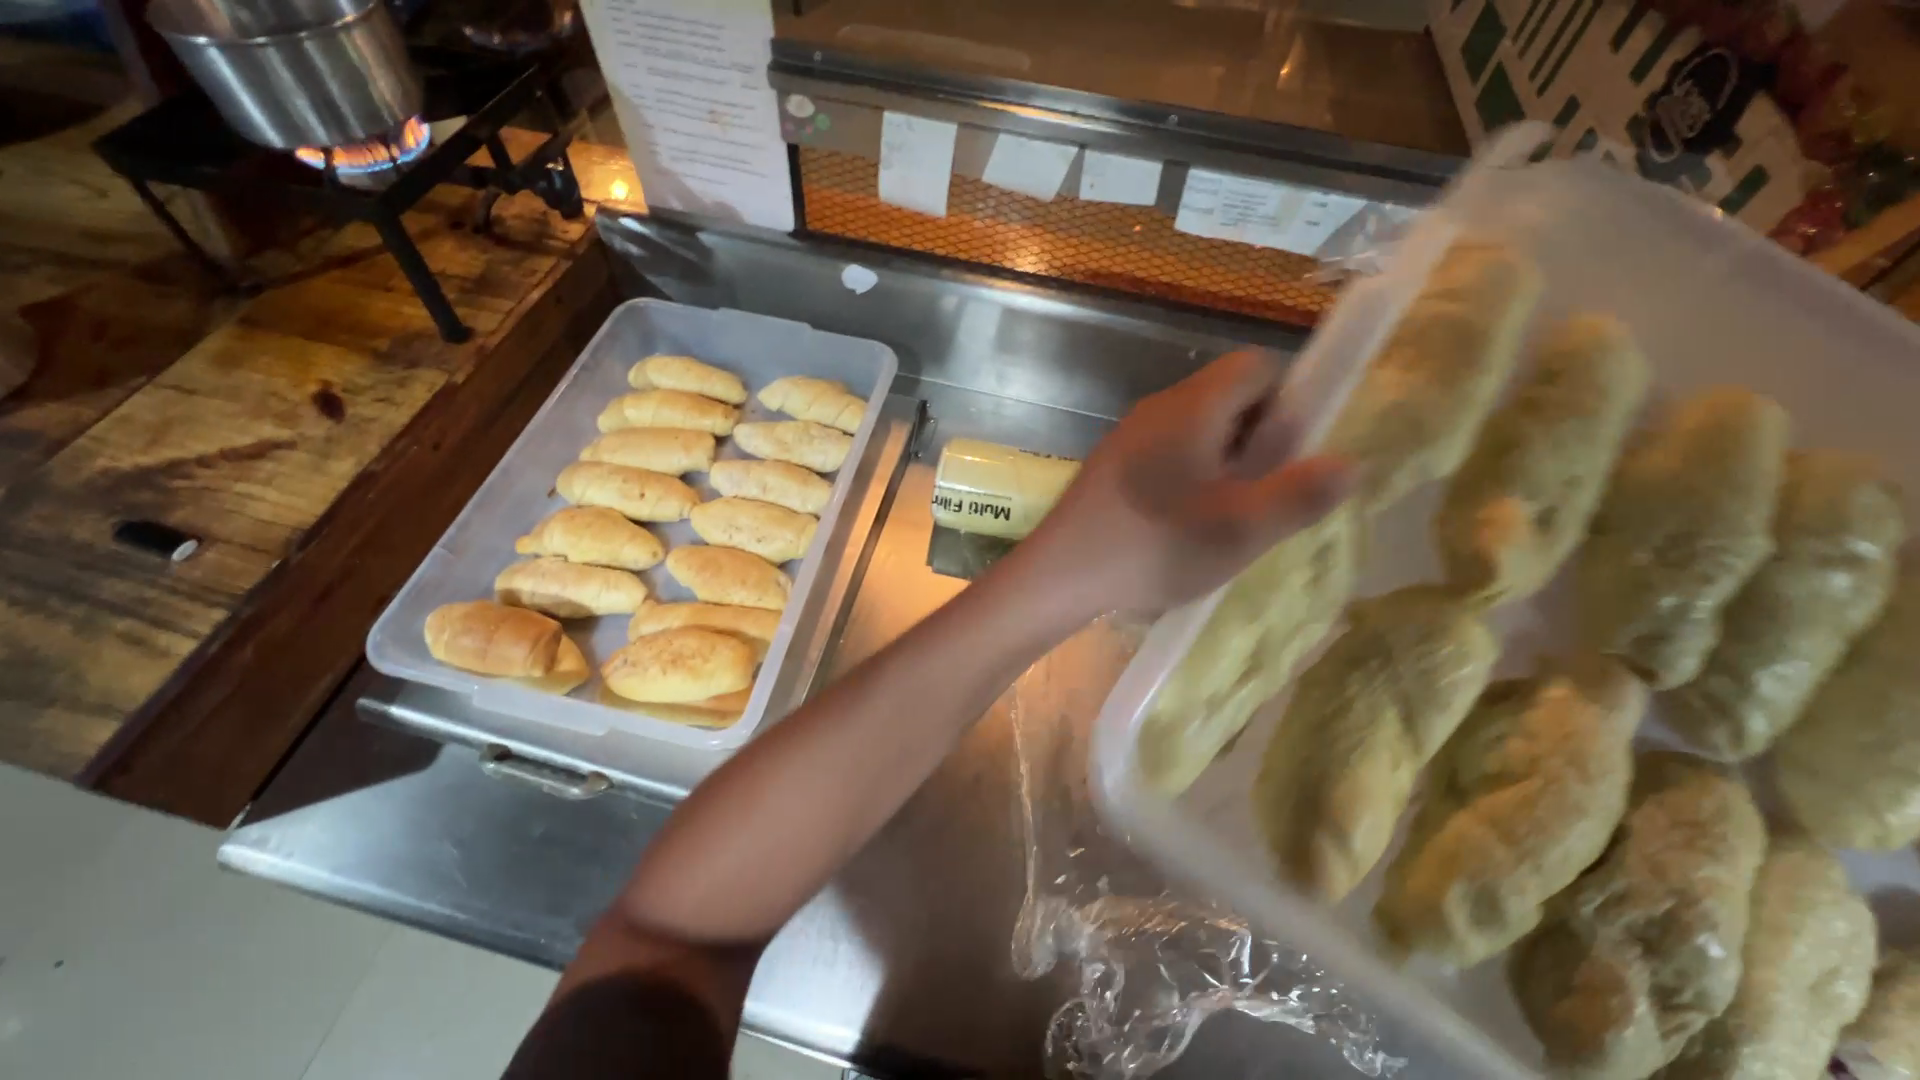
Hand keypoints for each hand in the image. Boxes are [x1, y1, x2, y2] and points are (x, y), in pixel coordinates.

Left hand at [1011, 348, 1350, 619]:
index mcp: (1193, 407)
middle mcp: (1160, 407)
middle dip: (1262, 438)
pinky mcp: (1113, 465)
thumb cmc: (1151, 548)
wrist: (1057, 576)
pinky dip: (1194, 477)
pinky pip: (1171, 452)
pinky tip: (1187, 526)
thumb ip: (1299, 495)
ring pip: (1201, 430)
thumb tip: (1351, 462)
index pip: (1258, 366)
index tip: (1295, 451)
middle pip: (1231, 397)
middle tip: (1265, 493)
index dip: (1291, 399)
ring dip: (1228, 463)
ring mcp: (1131, 435)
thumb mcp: (1239, 530)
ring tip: (1229, 517)